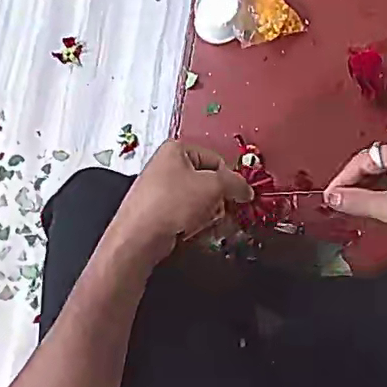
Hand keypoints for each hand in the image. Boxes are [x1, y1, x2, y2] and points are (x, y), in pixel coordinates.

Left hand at [106, 141, 253, 261]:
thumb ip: (236, 183)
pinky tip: (191, 230)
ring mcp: (161, 189)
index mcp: (177, 149)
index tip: (236, 197)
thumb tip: (247, 190)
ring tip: (201, 223)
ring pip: (199, 200)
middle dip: (217, 199)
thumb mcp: (213, 186)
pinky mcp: (159, 210)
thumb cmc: (172, 203)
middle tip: (218, 212)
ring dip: (208, 213)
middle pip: (208, 181)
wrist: (139, 237)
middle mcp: (167, 165)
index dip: (229, 180)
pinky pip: (186, 213)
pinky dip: (194, 222)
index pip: (217, 161)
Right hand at [322, 137, 386, 265]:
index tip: (329, 197)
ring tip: (352, 208)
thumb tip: (332, 197)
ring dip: (370, 191)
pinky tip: (375, 209)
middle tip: (338, 203)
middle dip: (356, 184)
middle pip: (375, 164)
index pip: (365, 158)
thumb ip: (358, 201)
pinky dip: (385, 195)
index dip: (344, 178)